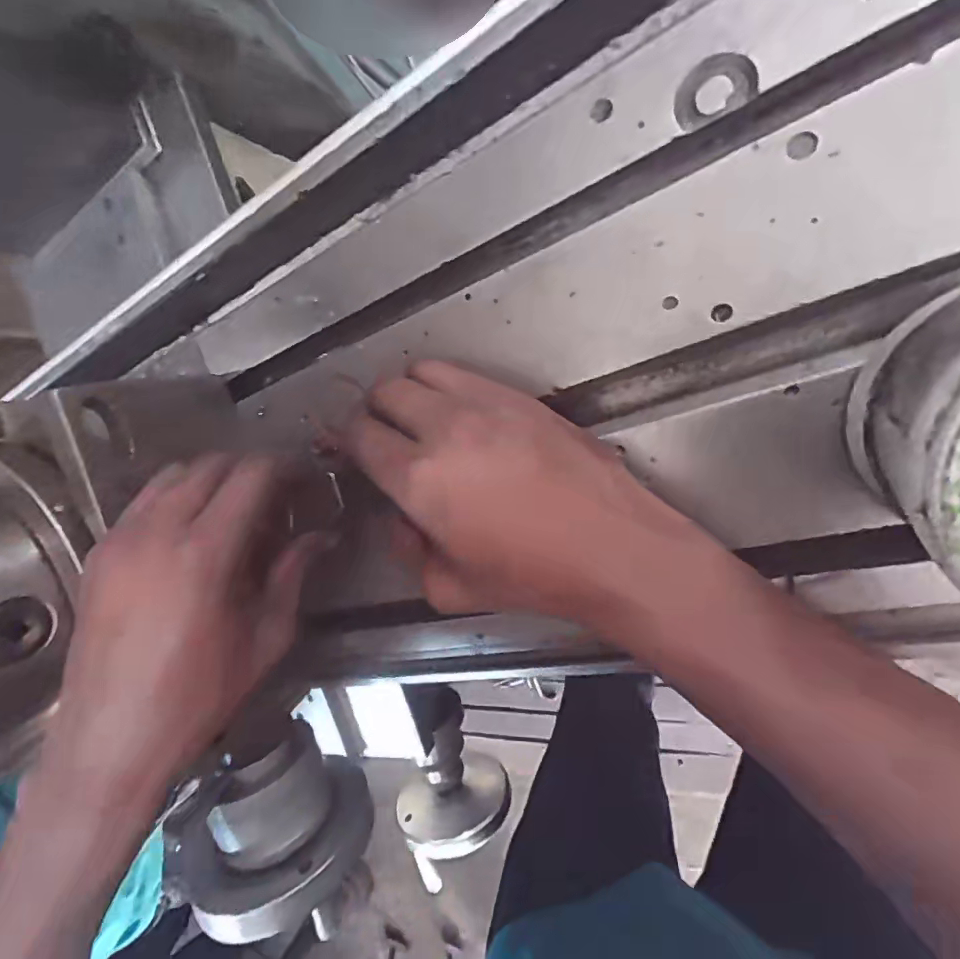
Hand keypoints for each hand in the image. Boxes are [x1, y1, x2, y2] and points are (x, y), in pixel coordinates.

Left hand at [38, 455, 332, 792]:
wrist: (111, 739)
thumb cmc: (197, 697)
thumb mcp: (264, 638)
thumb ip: (292, 574)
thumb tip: (321, 537)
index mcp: (205, 551)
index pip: (250, 475)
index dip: (283, 468)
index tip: (301, 481)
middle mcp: (158, 530)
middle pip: (211, 465)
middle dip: (249, 470)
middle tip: (273, 498)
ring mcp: (121, 537)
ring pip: (172, 475)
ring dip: (209, 479)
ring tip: (231, 511)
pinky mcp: (99, 552)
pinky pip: (142, 502)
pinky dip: (172, 499)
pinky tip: (187, 533)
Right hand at [340, 361, 725, 630]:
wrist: (613, 546)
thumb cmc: (533, 576)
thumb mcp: (450, 588)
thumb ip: (409, 550)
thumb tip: (403, 518)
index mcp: (418, 479)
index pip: (360, 435)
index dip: (346, 438)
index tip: (351, 447)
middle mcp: (444, 430)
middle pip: (384, 393)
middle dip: (373, 412)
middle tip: (382, 433)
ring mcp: (484, 405)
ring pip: (421, 371)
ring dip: (408, 391)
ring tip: (420, 415)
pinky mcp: (518, 396)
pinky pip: (464, 372)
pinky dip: (447, 385)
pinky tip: (462, 411)